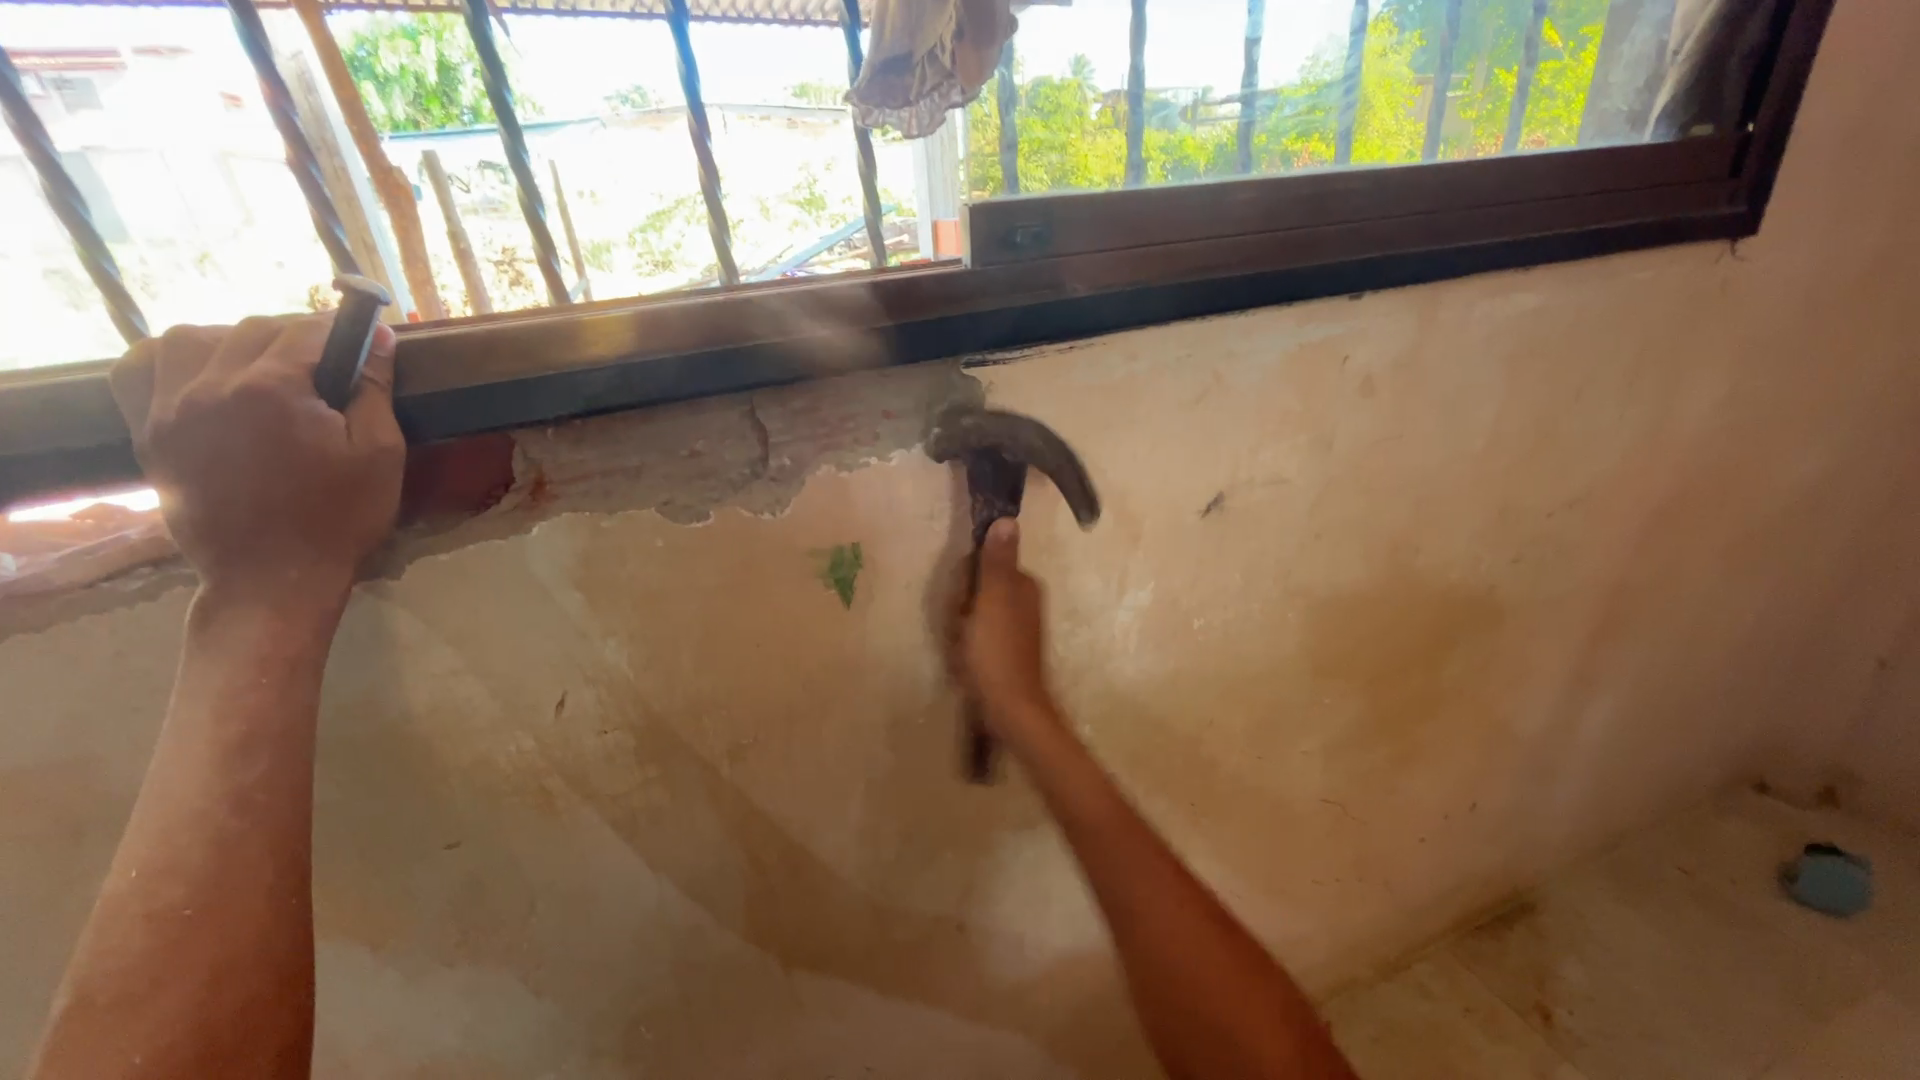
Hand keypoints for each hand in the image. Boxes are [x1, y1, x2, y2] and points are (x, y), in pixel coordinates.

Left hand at [109, 315, 403, 611]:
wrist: (273, 576)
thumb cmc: (340, 517)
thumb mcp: (379, 452)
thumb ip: (375, 389)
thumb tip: (378, 338)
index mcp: (271, 389)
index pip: (305, 331)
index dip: (342, 332)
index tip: (366, 343)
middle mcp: (209, 386)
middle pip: (252, 330)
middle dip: (296, 338)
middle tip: (329, 367)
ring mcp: (169, 409)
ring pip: (192, 338)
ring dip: (233, 341)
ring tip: (265, 368)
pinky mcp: (150, 433)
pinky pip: (141, 370)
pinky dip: (171, 359)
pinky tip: (203, 374)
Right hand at [956, 517, 1057, 730]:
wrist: (1010, 709)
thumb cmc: (997, 652)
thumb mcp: (992, 600)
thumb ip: (997, 561)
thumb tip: (1007, 518)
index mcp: (1023, 584)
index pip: (980, 565)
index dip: (962, 583)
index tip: (960, 602)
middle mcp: (1023, 601)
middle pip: (975, 590)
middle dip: (959, 610)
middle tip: (960, 631)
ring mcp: (1014, 628)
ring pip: (971, 616)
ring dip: (958, 632)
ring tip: (960, 651)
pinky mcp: (1004, 651)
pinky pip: (975, 639)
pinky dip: (965, 650)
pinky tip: (964, 664)